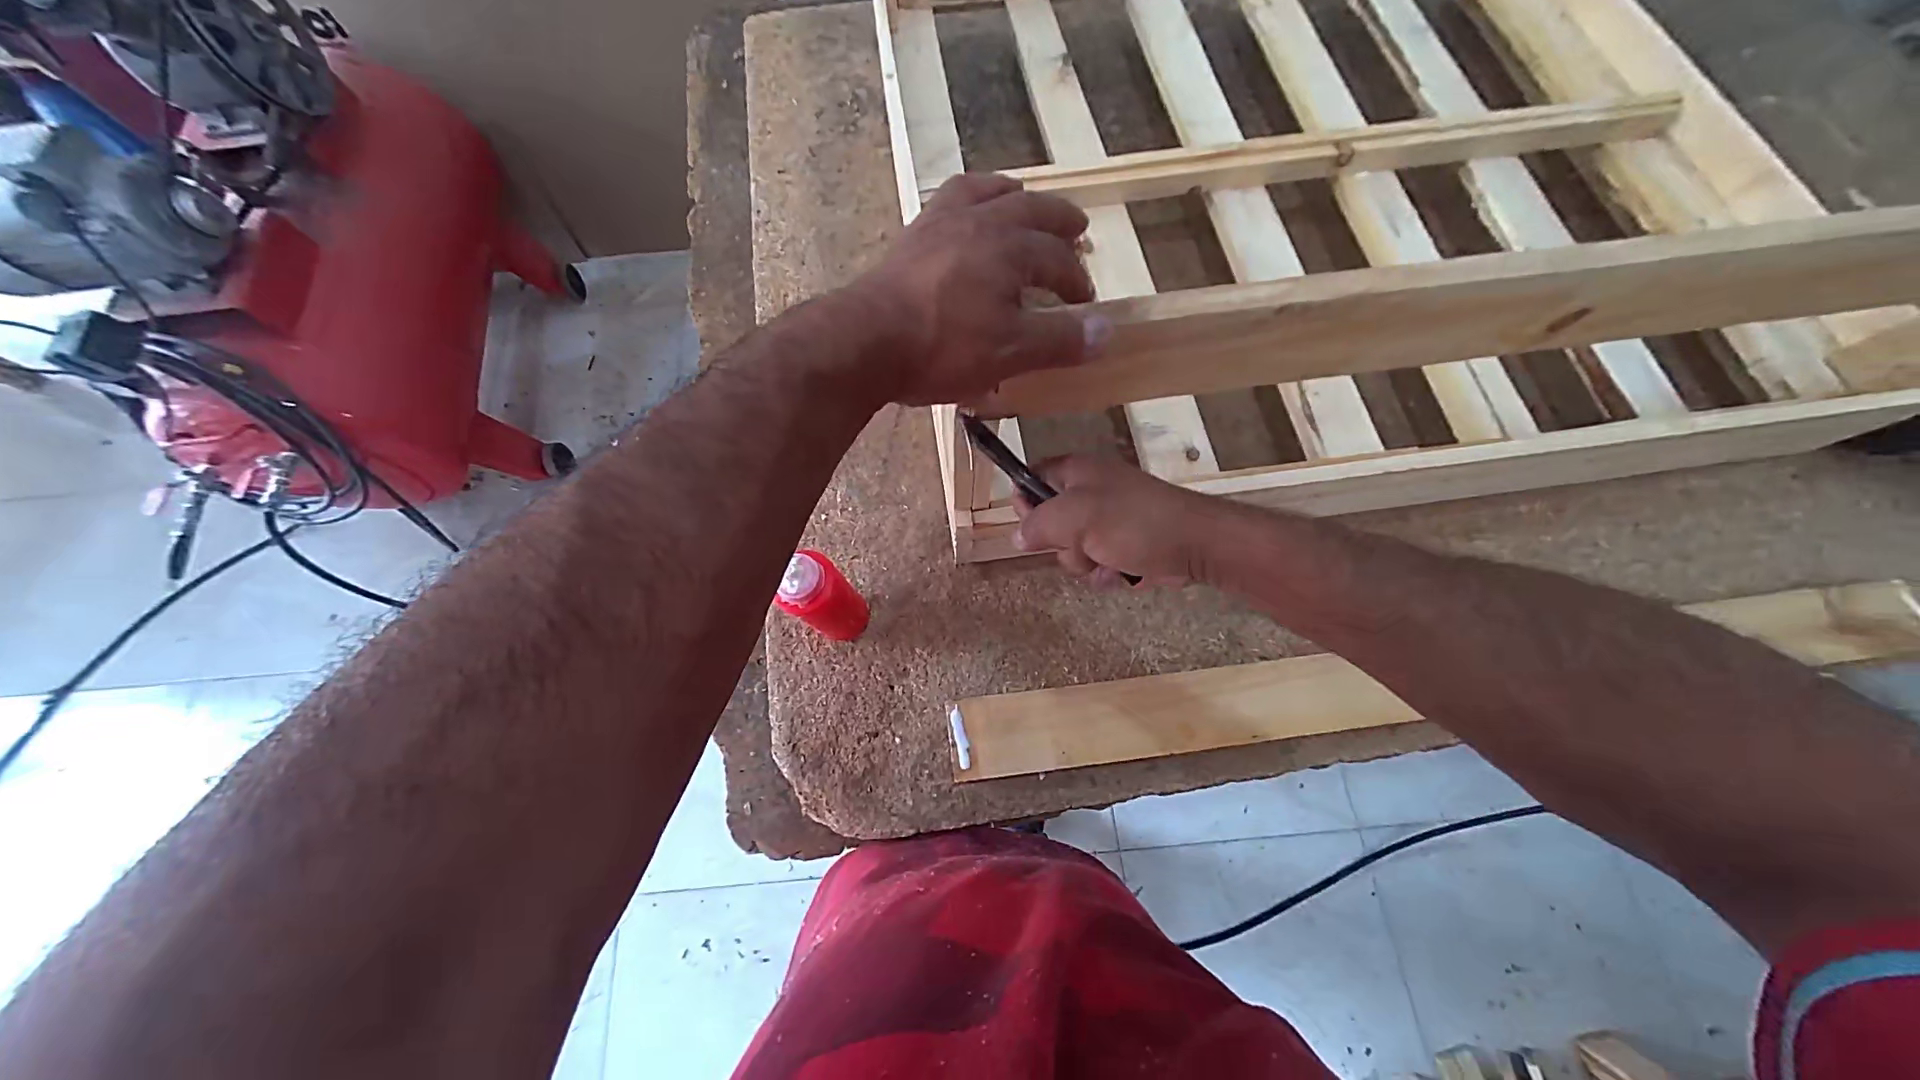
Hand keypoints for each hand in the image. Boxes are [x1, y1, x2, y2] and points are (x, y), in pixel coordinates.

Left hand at [844, 173, 1106, 405]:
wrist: (866, 340)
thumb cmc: (944, 348)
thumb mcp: (1010, 352)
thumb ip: (1059, 340)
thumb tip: (1108, 332)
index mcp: (1012, 249)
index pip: (1058, 260)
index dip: (1076, 281)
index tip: (1084, 304)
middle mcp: (981, 222)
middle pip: (1031, 211)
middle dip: (1059, 223)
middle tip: (1077, 229)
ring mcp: (942, 222)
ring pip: (988, 193)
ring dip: (1015, 197)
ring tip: (1025, 200)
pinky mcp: (913, 234)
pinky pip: (949, 199)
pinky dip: (970, 196)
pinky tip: (966, 208)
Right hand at [1012, 456, 1225, 587]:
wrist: (1196, 543)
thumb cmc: (1133, 522)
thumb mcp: (1075, 517)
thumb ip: (1038, 524)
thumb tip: (1018, 536)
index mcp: (1076, 472)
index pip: (1031, 479)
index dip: (1025, 503)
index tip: (1032, 524)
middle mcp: (1090, 492)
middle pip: (1049, 522)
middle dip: (1061, 544)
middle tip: (1080, 544)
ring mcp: (1108, 520)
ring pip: (1072, 549)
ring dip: (1085, 562)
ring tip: (1107, 560)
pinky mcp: (1124, 544)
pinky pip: (1097, 562)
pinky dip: (1105, 572)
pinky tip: (1121, 573)